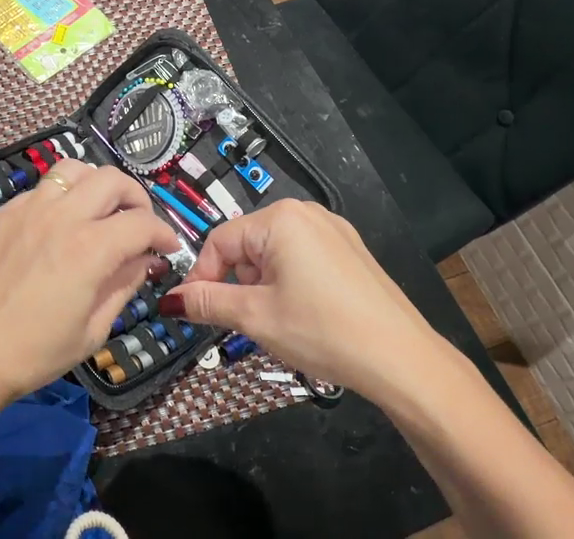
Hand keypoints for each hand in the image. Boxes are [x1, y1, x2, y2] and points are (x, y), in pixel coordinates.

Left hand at [0, 160, 179, 409]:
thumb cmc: (33, 353)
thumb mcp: (92, 331)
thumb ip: (123, 286)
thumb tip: (143, 261)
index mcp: (90, 248)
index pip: (141, 223)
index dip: (163, 233)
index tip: (167, 247)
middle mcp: (61, 216)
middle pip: (111, 179)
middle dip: (135, 197)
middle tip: (138, 222)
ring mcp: (27, 209)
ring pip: (73, 170)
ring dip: (96, 186)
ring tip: (99, 211)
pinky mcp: (1, 213)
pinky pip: (40, 189)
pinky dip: (60, 198)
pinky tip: (57, 226)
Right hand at [160, 200, 450, 402]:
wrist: (402, 360)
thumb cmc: (323, 331)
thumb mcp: (256, 317)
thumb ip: (208, 303)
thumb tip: (170, 300)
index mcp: (280, 218)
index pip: (220, 240)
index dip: (202, 276)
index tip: (194, 311)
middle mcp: (306, 213)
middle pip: (248, 245)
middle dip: (240, 283)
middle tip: (249, 322)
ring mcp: (334, 230)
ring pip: (275, 254)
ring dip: (264, 286)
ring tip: (282, 323)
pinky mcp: (351, 252)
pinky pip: (303, 259)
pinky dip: (292, 284)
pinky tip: (307, 315)